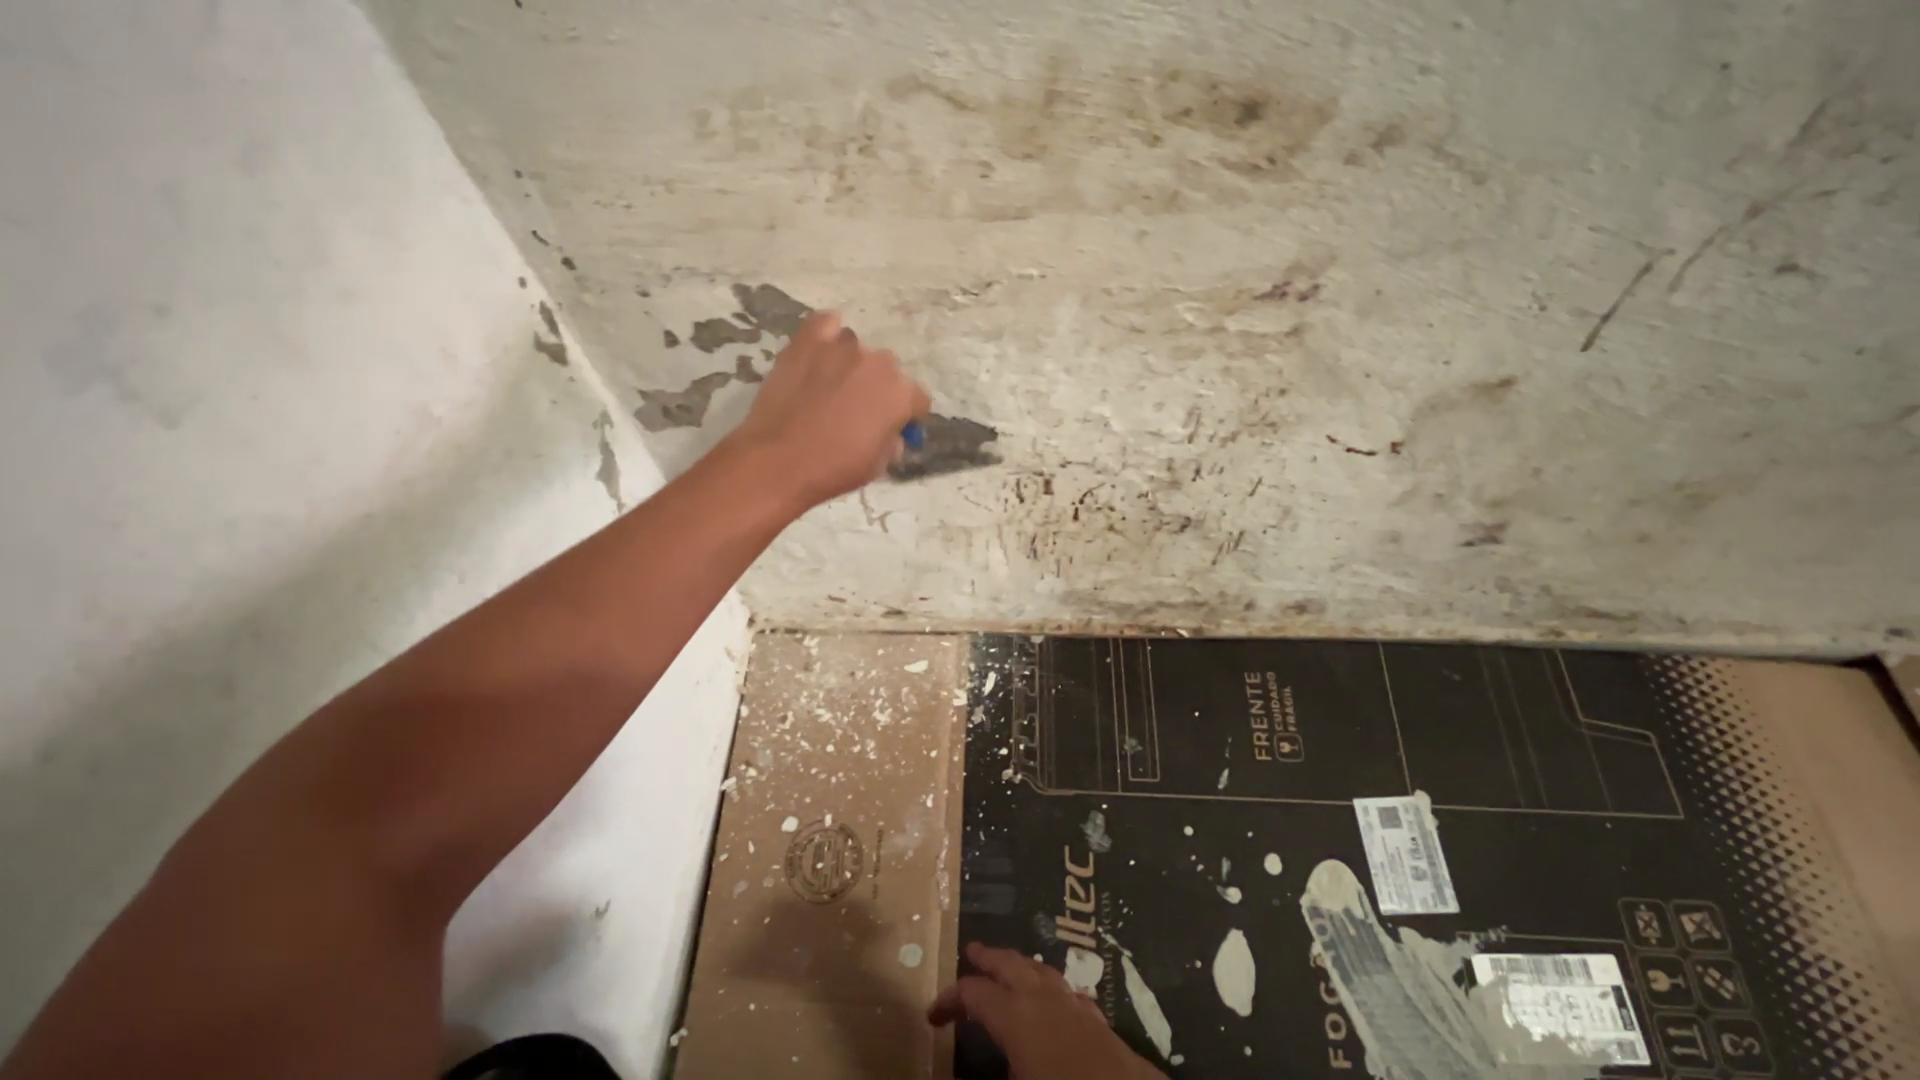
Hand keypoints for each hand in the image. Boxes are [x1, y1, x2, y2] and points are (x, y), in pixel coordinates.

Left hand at [724, 310, 929, 509]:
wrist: (777, 462)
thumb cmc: (832, 470)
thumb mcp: (877, 467)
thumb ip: (892, 441)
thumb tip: (889, 432)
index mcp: (900, 395)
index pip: (917, 399)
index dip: (906, 415)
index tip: (891, 427)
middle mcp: (878, 363)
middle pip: (887, 370)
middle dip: (877, 388)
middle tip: (855, 410)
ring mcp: (842, 347)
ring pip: (856, 349)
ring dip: (850, 365)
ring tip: (830, 386)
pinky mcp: (808, 340)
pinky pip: (825, 324)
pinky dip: (826, 335)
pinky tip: (819, 352)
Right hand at [929, 944, 1166, 1079]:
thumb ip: (987, 1072)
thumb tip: (946, 1076)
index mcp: (1015, 1016)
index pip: (972, 992)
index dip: (949, 999)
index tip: (932, 1017)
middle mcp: (1043, 1000)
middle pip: (1010, 964)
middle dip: (988, 957)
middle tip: (971, 951)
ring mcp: (1075, 1007)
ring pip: (1041, 971)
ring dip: (1021, 966)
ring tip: (1008, 968)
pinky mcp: (1099, 1022)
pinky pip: (1068, 992)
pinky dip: (1052, 988)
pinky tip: (1055, 1000)